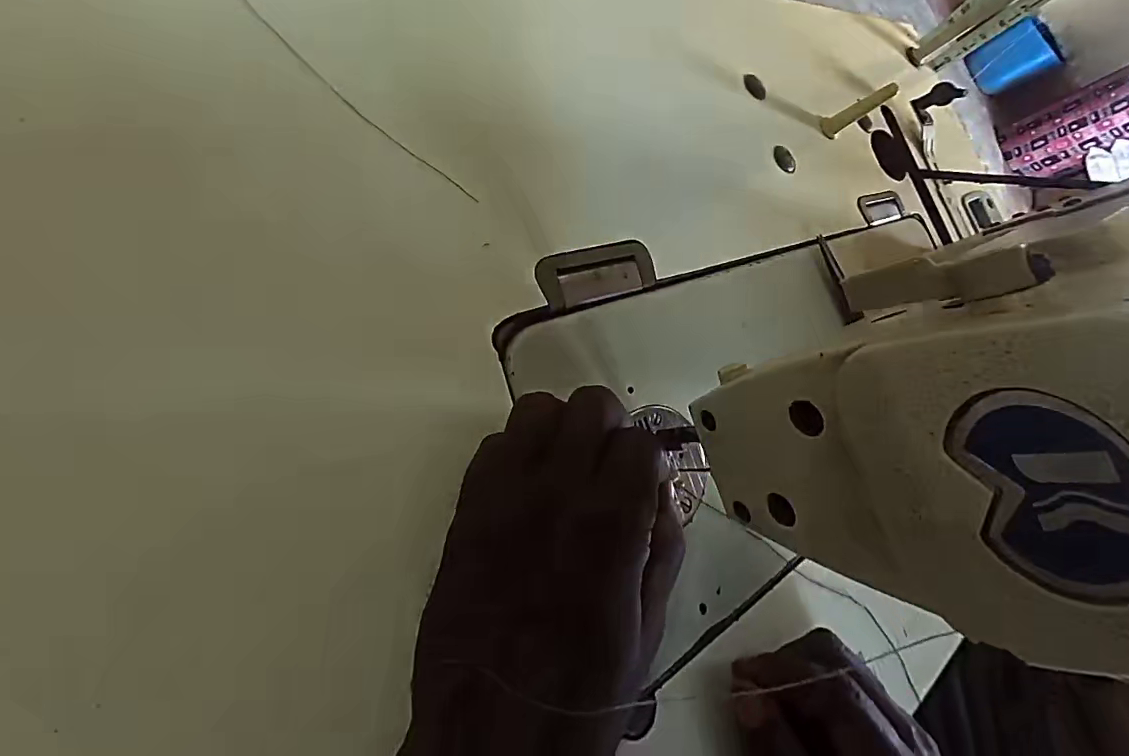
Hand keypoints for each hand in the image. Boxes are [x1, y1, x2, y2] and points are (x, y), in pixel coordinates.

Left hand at [400, 386, 684, 755]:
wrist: (492, 736)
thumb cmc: (583, 691)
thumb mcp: (649, 624)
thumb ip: (662, 544)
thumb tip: (658, 489)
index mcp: (611, 520)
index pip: (639, 439)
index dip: (648, 455)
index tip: (645, 475)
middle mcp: (559, 491)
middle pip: (589, 404)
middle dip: (609, 426)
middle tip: (608, 461)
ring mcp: (505, 495)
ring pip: (536, 409)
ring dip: (560, 428)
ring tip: (565, 465)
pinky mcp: (466, 509)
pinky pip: (492, 445)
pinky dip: (516, 452)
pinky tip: (526, 488)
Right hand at [731, 629, 939, 755]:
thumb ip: (781, 753)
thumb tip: (748, 698)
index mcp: (887, 754)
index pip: (831, 685)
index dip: (780, 671)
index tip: (743, 675)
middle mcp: (907, 736)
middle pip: (841, 663)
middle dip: (790, 664)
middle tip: (753, 683)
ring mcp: (912, 738)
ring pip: (852, 671)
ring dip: (807, 675)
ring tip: (773, 699)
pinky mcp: (908, 745)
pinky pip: (862, 692)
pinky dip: (826, 693)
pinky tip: (804, 719)